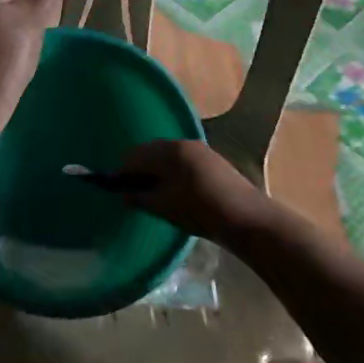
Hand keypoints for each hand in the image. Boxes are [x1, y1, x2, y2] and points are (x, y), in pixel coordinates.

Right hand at [117, 140, 284, 242]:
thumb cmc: (200, 211)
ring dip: (156, 170)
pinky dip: (172, 172)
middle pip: (150, 152)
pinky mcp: (212, 161)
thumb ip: (138, 197)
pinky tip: (176, 191)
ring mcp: (200, 150)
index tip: (115, 189)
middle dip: (138, 169)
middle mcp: (183, 143)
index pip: (133, 156)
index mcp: (168, 151)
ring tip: (155, 194)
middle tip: (134, 193)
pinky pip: (182, 161)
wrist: (248, 219)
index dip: (121, 172)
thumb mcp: (163, 206)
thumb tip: (122, 194)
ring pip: (166, 156)